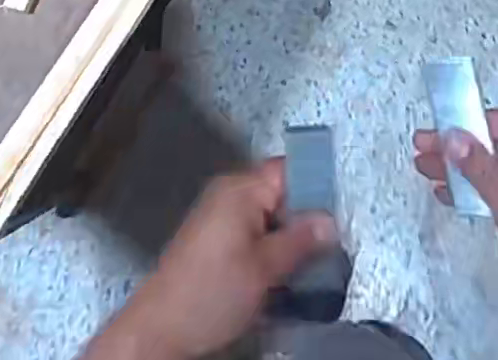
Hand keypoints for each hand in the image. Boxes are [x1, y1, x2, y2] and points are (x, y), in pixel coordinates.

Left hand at [83, 159, 335, 359]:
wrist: (160, 329)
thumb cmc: (214, 291)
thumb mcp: (265, 269)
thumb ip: (301, 241)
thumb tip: (332, 221)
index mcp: (241, 188)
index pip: (287, 169)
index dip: (315, 184)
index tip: (338, 212)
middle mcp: (230, 191)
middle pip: (279, 191)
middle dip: (304, 215)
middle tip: (330, 243)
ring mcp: (220, 214)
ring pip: (268, 214)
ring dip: (288, 235)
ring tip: (311, 262)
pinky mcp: (214, 238)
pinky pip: (252, 229)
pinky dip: (269, 245)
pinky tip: (282, 271)